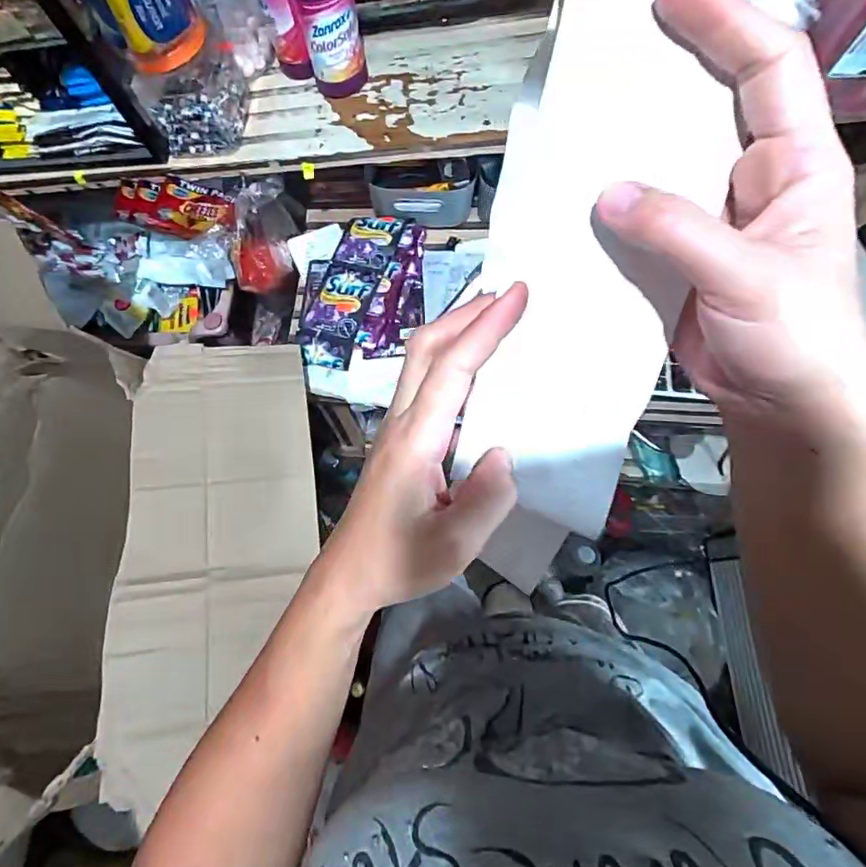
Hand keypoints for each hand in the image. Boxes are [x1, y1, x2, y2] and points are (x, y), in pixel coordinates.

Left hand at [316, 284, 528, 612]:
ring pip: (420, 360)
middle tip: (507, 292)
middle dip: (466, 313)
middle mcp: (402, 422)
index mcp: (417, 441)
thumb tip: (501, 454)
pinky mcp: (399, 437)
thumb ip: (487, 499)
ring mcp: (396, 427)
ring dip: (454, 329)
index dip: (484, 329)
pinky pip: (423, 381)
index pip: (453, 370)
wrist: (349, 574)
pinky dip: (449, 356)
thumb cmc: (398, 560)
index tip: (516, 296)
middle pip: (426, 349)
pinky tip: (471, 365)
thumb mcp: (455, 545)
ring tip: (492, 313)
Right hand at [593, 0, 865, 425]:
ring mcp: (713, 216)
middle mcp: (753, 180)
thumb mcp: (750, 280)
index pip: (772, 69)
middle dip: (668, 67)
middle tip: (612, 50)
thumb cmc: (799, 342)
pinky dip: (612, 199)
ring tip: (584, 114)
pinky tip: (579, 189)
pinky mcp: (680, 252)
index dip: (726, 24)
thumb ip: (682, 233)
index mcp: (796, 167)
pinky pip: (642, 211)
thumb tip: (609, 193)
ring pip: (670, 156)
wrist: (781, 407)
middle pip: (712, 101)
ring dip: (630, 135)